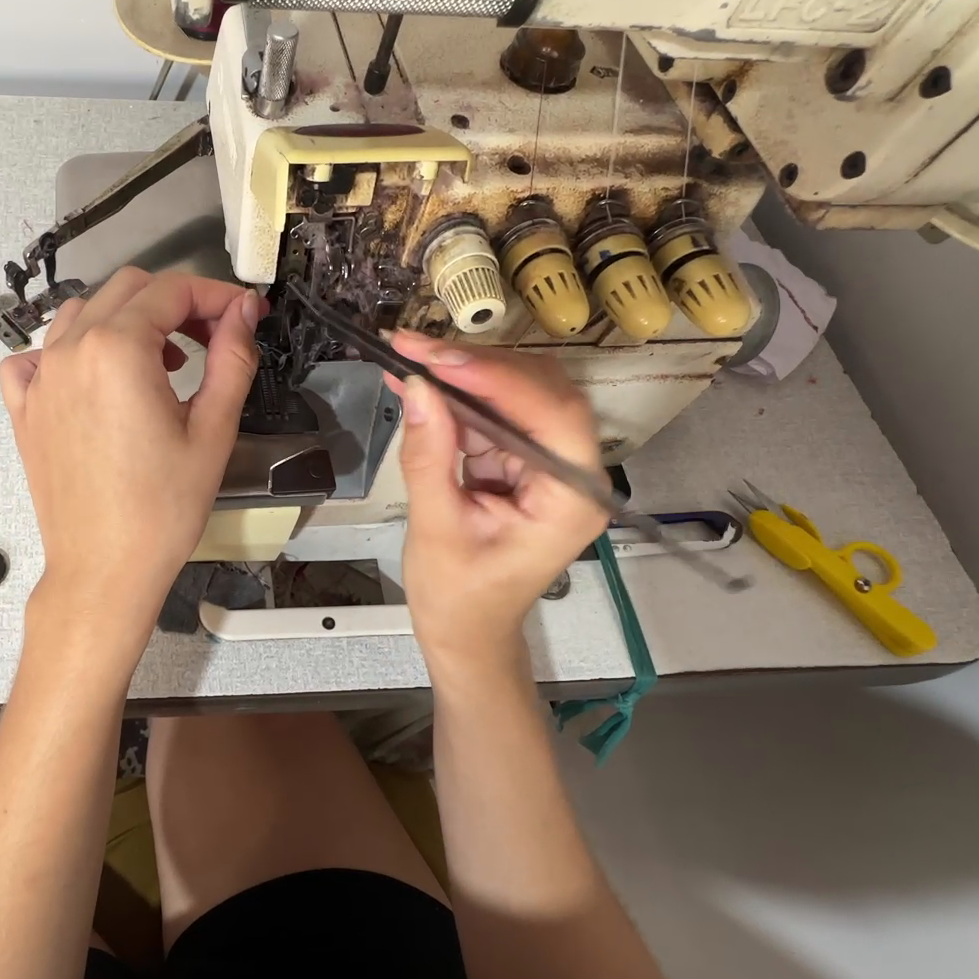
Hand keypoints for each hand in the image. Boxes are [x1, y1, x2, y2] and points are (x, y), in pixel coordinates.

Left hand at [0, 269, 261, 622]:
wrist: (105, 569)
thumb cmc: (158, 513)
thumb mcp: (212, 432)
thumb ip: (231, 359)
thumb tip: (241, 314)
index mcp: (118, 351)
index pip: (171, 290)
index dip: (214, 294)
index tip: (238, 314)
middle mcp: (71, 353)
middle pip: (128, 290)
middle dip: (175, 304)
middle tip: (210, 338)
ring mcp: (41, 380)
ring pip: (83, 314)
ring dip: (126, 322)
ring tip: (160, 364)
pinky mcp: (26, 410)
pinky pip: (35, 356)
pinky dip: (67, 351)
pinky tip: (93, 378)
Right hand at [388, 331, 607, 669]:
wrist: (465, 633)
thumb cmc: (458, 598)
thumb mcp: (437, 530)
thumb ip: (429, 458)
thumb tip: (417, 389)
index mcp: (570, 498)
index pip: (550, 415)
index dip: (497, 378)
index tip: (439, 358)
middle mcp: (570, 473)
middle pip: (538, 393)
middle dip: (474, 366)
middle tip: (413, 346)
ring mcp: (546, 465)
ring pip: (514, 396)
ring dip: (460, 375)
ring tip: (407, 356)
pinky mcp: (520, 463)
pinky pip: (492, 416)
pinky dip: (454, 398)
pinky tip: (417, 381)